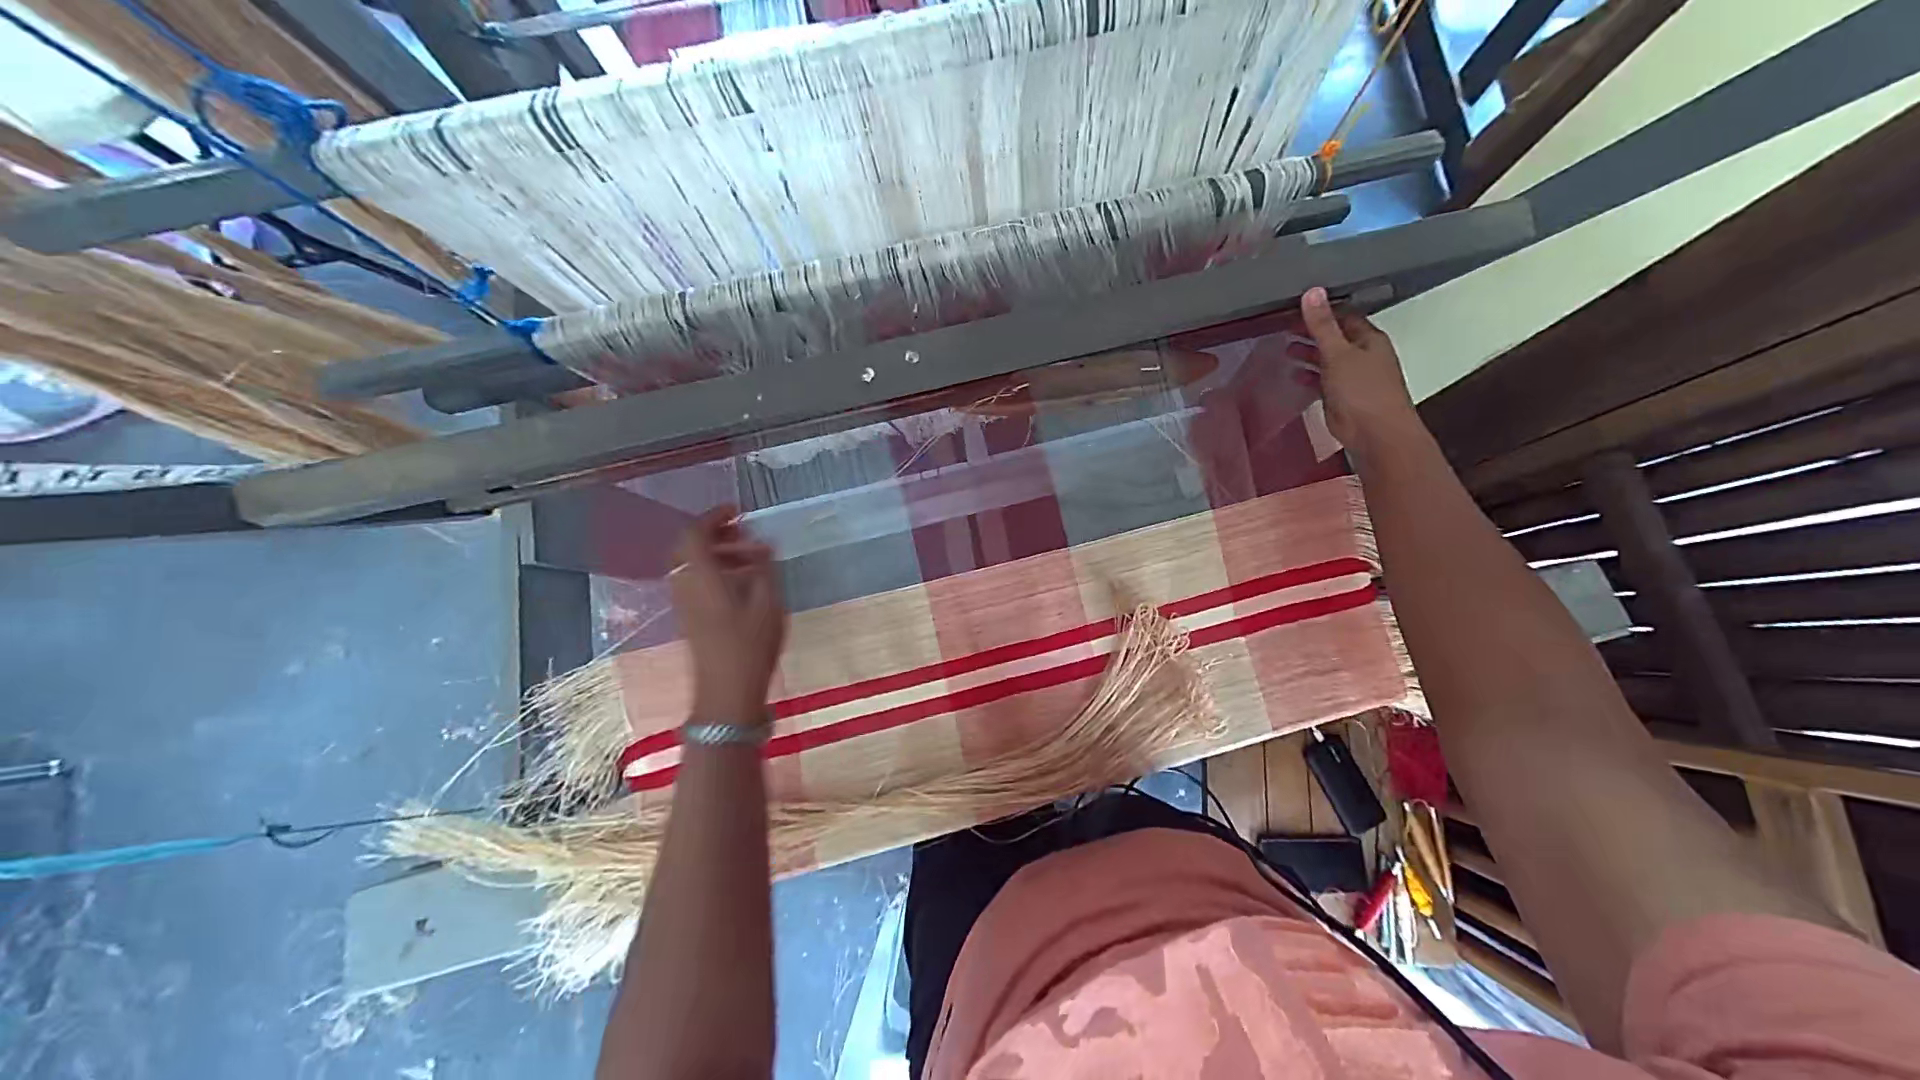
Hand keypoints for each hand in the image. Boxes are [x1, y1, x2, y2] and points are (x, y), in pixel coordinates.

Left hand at [670, 506, 786, 723]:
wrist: (727, 693)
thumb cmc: (750, 645)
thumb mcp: (768, 603)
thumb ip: (764, 569)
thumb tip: (762, 547)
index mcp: (700, 575)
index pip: (695, 533)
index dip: (713, 516)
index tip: (738, 512)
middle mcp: (684, 585)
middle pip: (688, 547)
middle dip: (714, 534)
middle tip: (744, 533)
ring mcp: (684, 603)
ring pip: (691, 565)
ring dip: (716, 553)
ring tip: (751, 558)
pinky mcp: (690, 618)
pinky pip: (694, 581)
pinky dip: (713, 571)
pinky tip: (742, 582)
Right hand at [1299, 286, 1422, 456]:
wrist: (1375, 433)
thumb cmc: (1363, 391)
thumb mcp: (1338, 353)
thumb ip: (1322, 325)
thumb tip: (1313, 293)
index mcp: (1368, 339)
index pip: (1344, 316)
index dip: (1322, 310)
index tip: (1297, 307)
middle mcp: (1363, 355)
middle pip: (1335, 337)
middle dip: (1312, 332)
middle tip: (1286, 327)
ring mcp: (1353, 377)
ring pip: (1328, 359)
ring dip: (1309, 353)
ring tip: (1286, 348)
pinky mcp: (1342, 397)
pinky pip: (1323, 380)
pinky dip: (1309, 375)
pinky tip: (1294, 375)